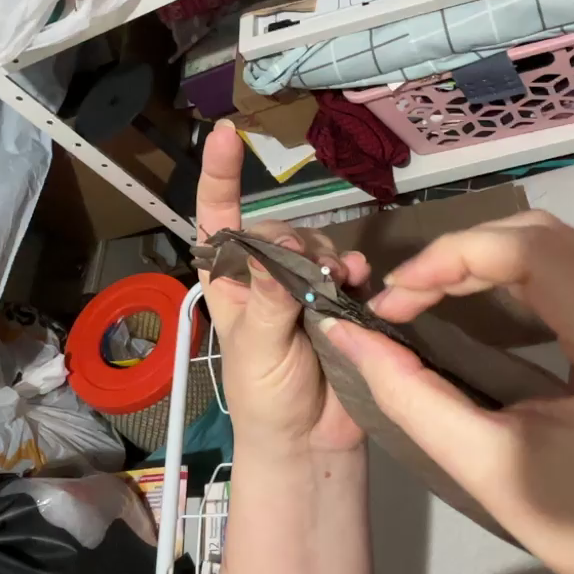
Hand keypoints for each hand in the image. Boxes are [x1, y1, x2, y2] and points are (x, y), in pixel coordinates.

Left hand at [197, 120, 370, 456]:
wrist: (312, 439)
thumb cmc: (266, 396)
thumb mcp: (257, 350)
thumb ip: (270, 299)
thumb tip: (286, 247)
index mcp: (228, 278)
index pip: (216, 218)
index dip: (220, 175)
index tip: (226, 133)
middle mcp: (261, 272)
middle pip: (277, 230)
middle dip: (294, 246)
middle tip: (309, 280)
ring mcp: (299, 283)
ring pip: (315, 245)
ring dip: (327, 258)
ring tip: (335, 286)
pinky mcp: (335, 296)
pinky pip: (344, 266)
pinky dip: (352, 270)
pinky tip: (357, 281)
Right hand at [318, 211, 573, 573]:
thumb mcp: (485, 467)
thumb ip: (409, 394)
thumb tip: (345, 332)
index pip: (534, 254)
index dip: (453, 257)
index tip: (394, 295)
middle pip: (540, 236)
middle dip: (458, 254)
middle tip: (404, 296)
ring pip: (550, 240)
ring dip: (477, 255)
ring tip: (426, 292)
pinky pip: (565, 260)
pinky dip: (504, 266)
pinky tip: (472, 293)